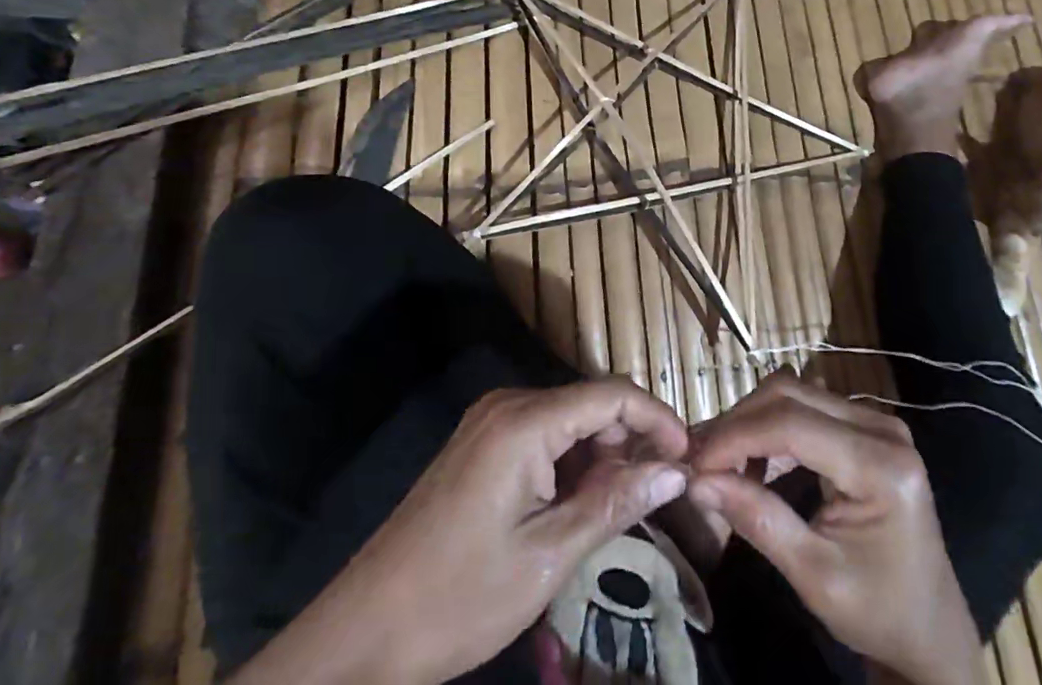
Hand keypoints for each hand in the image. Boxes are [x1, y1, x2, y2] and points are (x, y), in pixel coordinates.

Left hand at [231, 382, 689, 684]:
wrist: (353, 646)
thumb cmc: (456, 600)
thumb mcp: (549, 555)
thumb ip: (618, 502)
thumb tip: (680, 472)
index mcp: (524, 424)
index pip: (615, 395)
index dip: (660, 420)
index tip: (688, 458)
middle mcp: (508, 407)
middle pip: (595, 404)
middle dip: (633, 441)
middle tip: (657, 490)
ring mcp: (490, 426)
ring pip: (575, 421)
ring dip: (605, 456)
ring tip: (621, 504)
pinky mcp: (481, 447)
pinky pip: (548, 437)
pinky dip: (575, 463)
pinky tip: (580, 504)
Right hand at [686, 373, 985, 684]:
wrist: (927, 622)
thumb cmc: (876, 607)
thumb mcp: (813, 573)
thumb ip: (757, 518)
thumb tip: (696, 481)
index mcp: (880, 464)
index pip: (793, 424)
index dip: (736, 436)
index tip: (691, 463)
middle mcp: (883, 428)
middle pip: (795, 396)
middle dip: (740, 422)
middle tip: (698, 461)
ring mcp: (880, 424)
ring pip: (801, 396)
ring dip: (754, 422)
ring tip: (718, 462)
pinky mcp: (871, 431)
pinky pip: (814, 411)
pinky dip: (776, 429)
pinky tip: (753, 462)